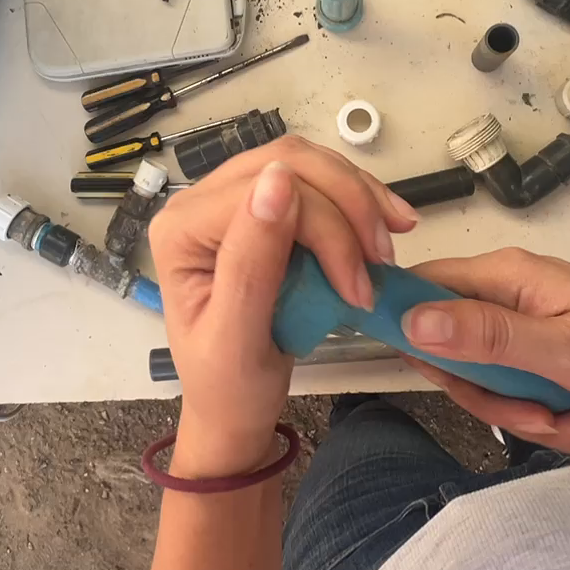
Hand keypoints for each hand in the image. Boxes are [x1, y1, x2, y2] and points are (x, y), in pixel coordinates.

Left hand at [148, 137, 417, 477]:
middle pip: (288, 161)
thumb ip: (251, 261)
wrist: (234, 407)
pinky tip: (385, 225)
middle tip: (382, 259)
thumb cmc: (229, 386)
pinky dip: (356, 200)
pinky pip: (316, 181)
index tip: (360, 286)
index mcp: (181, 228)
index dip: (325, 227)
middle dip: (348, 202)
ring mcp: (231, 199)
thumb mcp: (237, 338)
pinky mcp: (263, 208)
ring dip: (359, 197)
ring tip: (388, 246)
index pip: (264, 193)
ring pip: (308, 164)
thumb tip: (278, 179)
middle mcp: (199, 201)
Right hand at [401, 249, 569, 457]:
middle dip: (493, 396)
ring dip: (532, 416)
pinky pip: (523, 393)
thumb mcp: (567, 350)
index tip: (430, 373)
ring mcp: (529, 327)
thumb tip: (411, 319)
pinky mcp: (549, 355)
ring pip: (490, 380)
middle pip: (452, 348)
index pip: (423, 286)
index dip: (409, 325)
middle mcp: (509, 295)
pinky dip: (554, 418)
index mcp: (506, 277)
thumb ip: (486, 335)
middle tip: (542, 417)